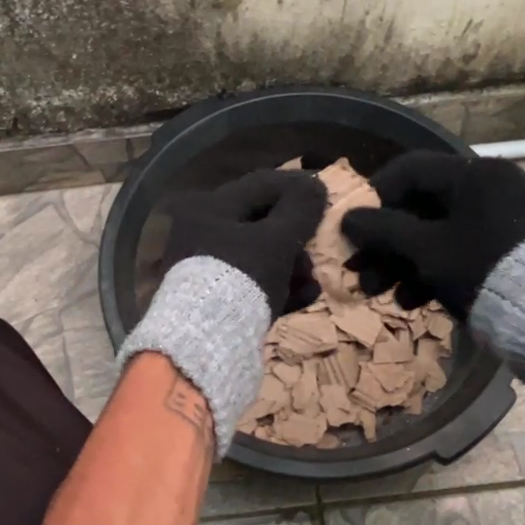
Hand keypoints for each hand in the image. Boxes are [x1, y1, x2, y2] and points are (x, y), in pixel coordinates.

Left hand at [161, 169, 325, 315]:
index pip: (260, 185)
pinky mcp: (212, 299)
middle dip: (294, 234)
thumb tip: (316, 186)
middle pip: (258, 223)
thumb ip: (299, 211)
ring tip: (313, 276)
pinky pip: (250, 284)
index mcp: (210, 208)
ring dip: (290, 263)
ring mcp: (204, 267)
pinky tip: (307, 294)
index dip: (296, 186)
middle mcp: (201, 232)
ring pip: (256, 256)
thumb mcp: (276, 240)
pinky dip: (278, 286)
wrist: (207, 340)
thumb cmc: (240, 275)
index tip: (324, 193)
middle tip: (319, 241)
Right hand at [340, 151, 524, 425]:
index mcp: (476, 174)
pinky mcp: (523, 248)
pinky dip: (440, 269)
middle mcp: (496, 186)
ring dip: (409, 262)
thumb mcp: (426, 251)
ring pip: (444, 233)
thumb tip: (348, 217)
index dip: (375, 196)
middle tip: (362, 273)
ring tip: (386, 296)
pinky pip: (468, 249)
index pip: (411, 170)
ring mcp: (513, 218)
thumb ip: (383, 231)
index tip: (353, 226)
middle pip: (425, 207)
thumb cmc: (486, 272)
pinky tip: (416, 301)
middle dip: (389, 244)